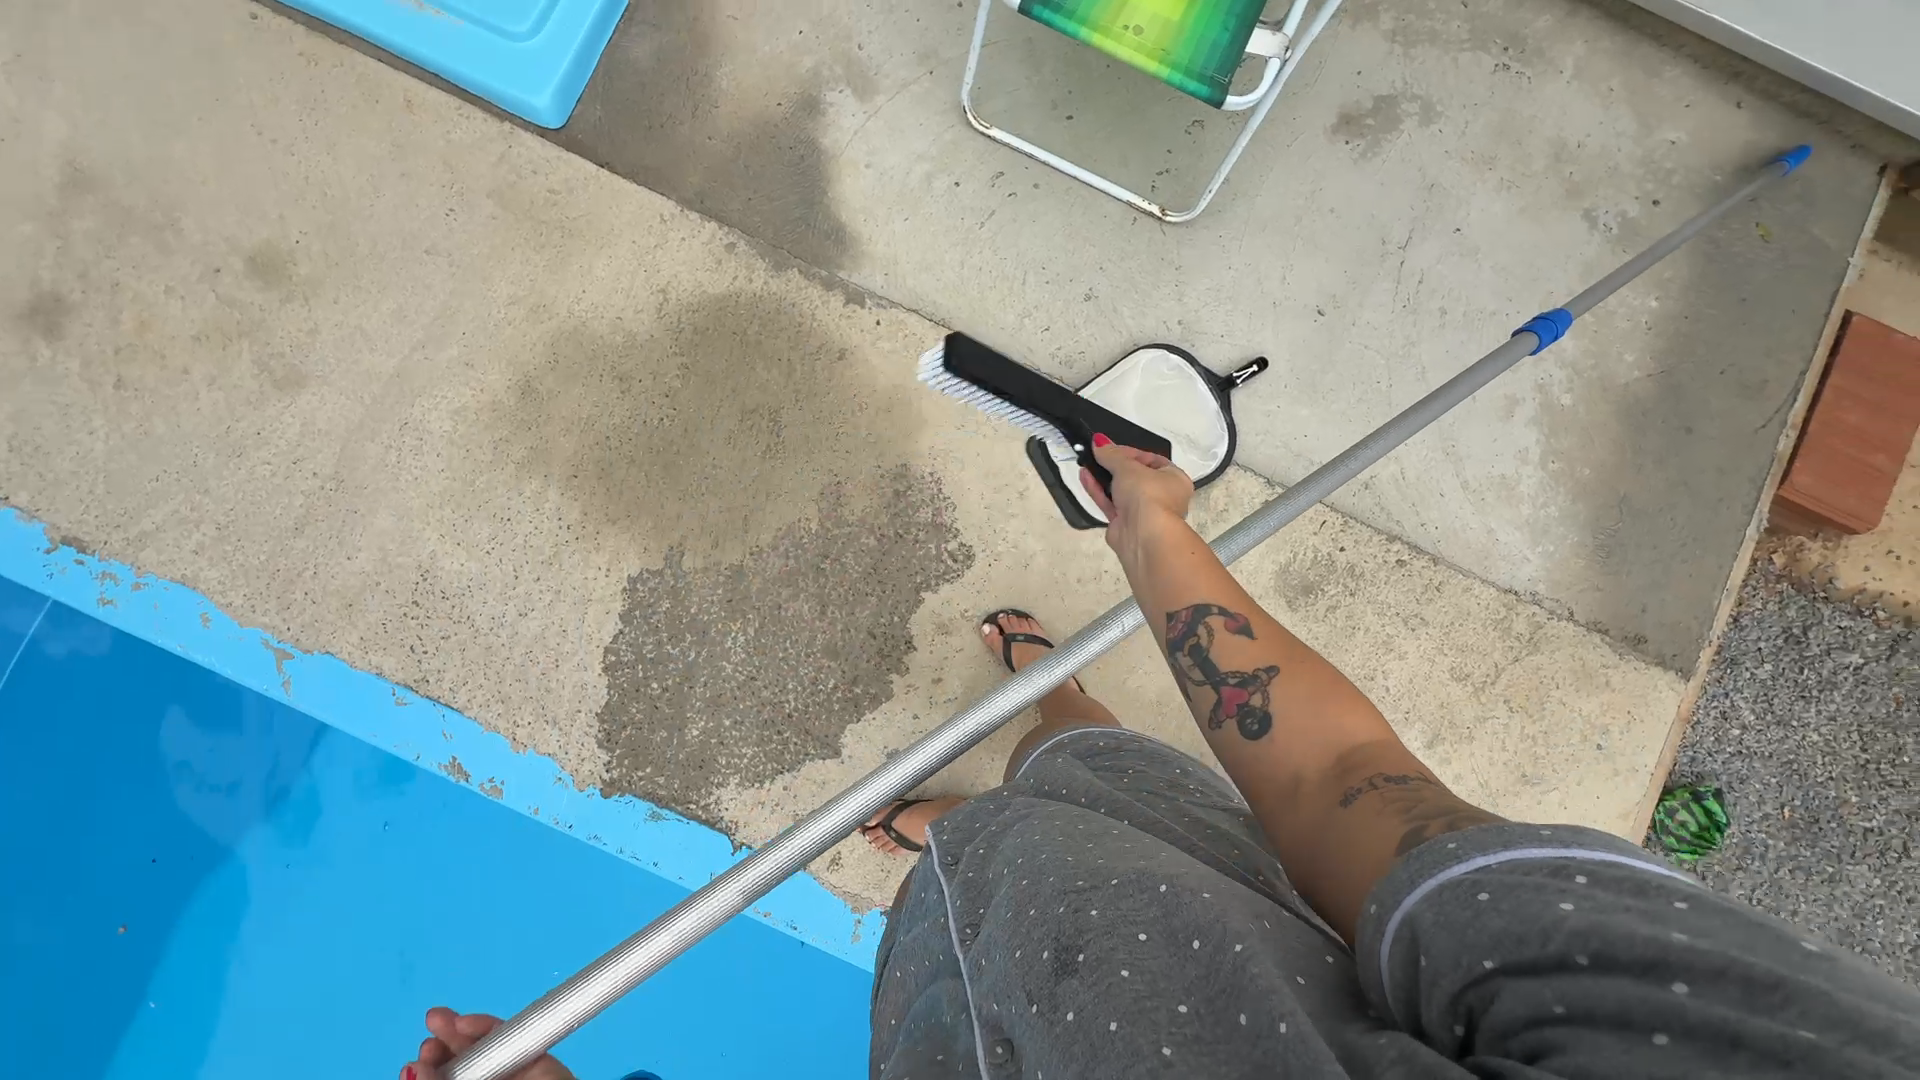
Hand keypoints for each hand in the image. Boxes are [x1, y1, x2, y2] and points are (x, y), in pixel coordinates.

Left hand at [402, 1007, 573, 1079]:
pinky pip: (504, 1034)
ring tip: (437, 1019)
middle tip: (427, 1046)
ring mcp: (506, 1073)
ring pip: (479, 1046)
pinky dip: (483, 1025)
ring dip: (455, 1032)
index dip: (426, 1073)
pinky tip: (462, 1022)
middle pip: (459, 1065)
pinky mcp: (531, 1055)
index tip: (411, 1065)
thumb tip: (410, 1070)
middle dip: (439, 1051)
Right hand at [1080, 435, 1193, 558]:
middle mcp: (1162, 496)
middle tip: (1096, 455)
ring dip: (1103, 478)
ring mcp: (1142, 513)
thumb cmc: (1147, 494)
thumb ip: (1112, 454)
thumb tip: (1099, 441)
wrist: (1144, 535)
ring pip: (1120, 491)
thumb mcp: (1128, 467)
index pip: (1152, 460)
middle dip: (1114, 466)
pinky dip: (1098, 491)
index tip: (1110, 448)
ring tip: (1085, 463)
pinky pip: (1110, 504)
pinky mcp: (1124, 525)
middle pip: (1134, 476)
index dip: (1130, 452)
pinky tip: (1085, 477)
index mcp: (1175, 479)